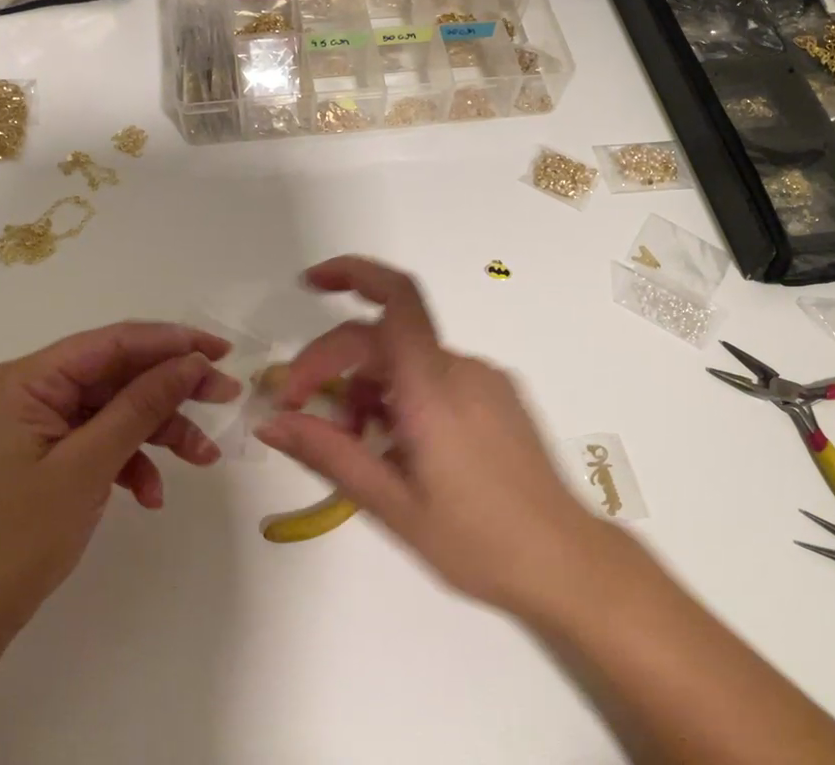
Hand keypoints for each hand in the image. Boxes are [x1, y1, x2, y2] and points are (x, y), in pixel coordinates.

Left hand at [0, 322, 240, 630]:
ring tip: (205, 459)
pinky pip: (104, 441)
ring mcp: (39, 424)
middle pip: (119, 375)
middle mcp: (31, 391)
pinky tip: (152, 495)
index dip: (171, 342)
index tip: (223, 352)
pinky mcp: (49, 455)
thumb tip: (192, 361)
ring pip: (118, 409)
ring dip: (161, 433)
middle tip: (227, 397)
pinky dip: (134, 462)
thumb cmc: (19, 536)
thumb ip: (142, 406)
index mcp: (26, 381)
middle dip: (173, 390)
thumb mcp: (89, 465)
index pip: (112, 342)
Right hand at [255, 257, 601, 611]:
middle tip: (304, 415)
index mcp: (434, 388)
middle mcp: (463, 369)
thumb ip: (328, 454)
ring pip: (412, 362)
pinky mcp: (502, 399)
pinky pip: (440, 379)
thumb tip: (270, 421)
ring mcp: (488, 382)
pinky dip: (406, 397)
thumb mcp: (391, 504)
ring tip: (361, 449)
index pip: (396, 299)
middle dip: (337, 365)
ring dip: (372, 390)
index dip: (352, 274)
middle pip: (388, 338)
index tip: (308, 286)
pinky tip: (402, 450)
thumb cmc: (476, 541)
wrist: (564, 561)